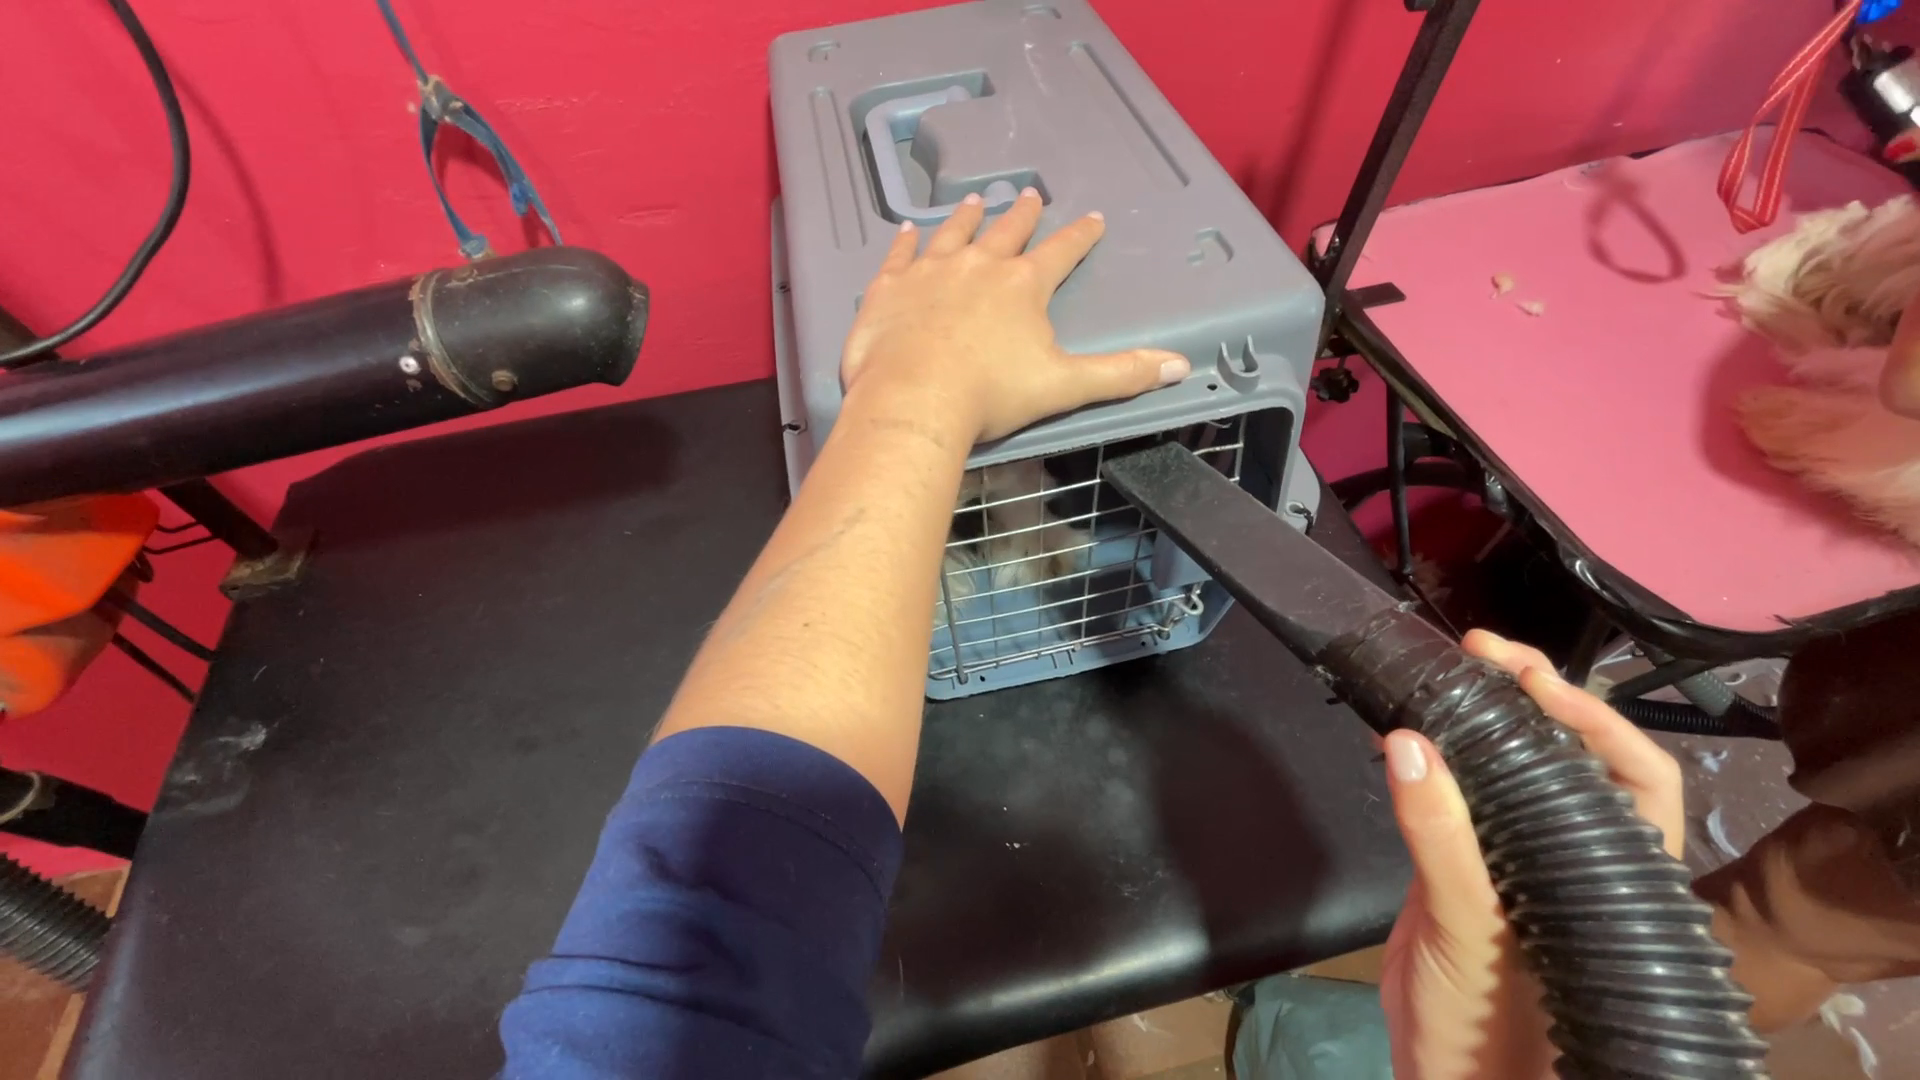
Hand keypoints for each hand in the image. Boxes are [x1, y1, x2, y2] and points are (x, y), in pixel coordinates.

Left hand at [839, 188, 1190, 444]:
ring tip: (973, 201)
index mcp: (1023, 286)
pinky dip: (904, 241)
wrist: (915, 400)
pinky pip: (899, 255)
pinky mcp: (890, 288)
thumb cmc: (992, 395)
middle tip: (1029, 195)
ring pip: (953, 234)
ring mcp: (930, 272)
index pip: (1061, 252)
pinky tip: (906, 230)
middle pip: (1006, 232)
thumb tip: (1179, 365)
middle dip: (1021, 215)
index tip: (1092, 219)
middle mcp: (979, 266)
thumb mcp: (1065, 386)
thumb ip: (1121, 374)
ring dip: (966, 218)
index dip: (1079, 237)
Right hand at [1379, 629, 1684, 1079]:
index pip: (1632, 776)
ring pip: (1513, 772)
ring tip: (1444, 674)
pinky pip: (1453, 796)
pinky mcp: (1456, 866)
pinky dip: (1433, 756)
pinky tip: (1406, 732)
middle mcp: (1569, 857)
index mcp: (1610, 876)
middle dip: (1532, 696)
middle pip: (1572, 759)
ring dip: (1482, 719)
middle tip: (1477, 651)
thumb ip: (1441, 841)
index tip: (1523, 673)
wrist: (1448, 1078)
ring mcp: (1512, 859)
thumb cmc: (1490, 1022)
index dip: (1589, 716)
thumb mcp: (1468, 930)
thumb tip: (1407, 745)